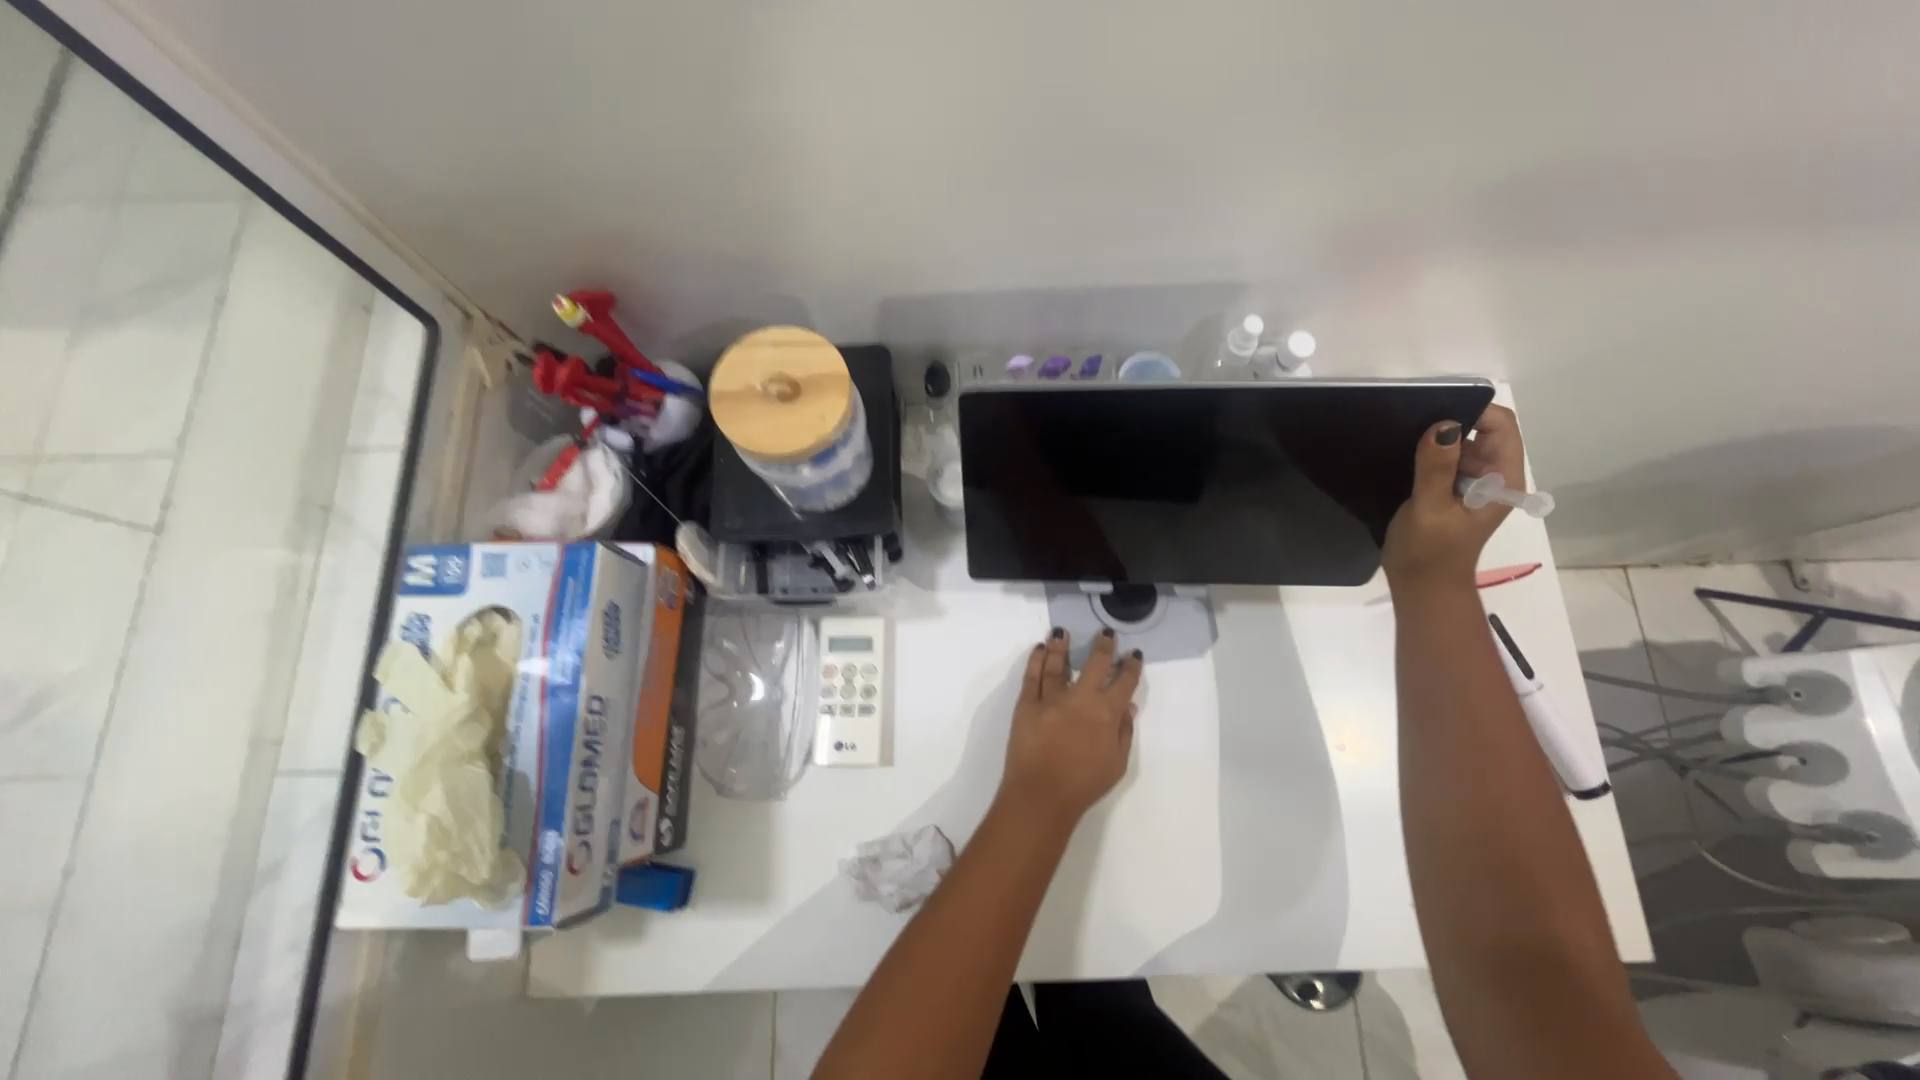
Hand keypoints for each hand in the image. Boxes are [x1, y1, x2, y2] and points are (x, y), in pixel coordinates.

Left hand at [998, 628, 1142, 829]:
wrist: (1042, 794)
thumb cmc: (1084, 784)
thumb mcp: (1118, 763)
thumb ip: (1124, 732)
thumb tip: (1128, 706)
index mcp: (1107, 713)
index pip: (1124, 682)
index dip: (1130, 667)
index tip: (1133, 655)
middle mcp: (1081, 698)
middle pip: (1094, 664)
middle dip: (1103, 646)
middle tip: (1105, 633)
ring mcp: (1051, 699)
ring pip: (1058, 664)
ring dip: (1062, 646)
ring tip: (1062, 632)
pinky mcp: (1027, 704)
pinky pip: (1032, 676)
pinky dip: (1036, 660)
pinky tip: (1039, 650)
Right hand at [1382, 404, 1528, 591]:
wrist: (1421, 588)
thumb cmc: (1429, 552)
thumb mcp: (1429, 508)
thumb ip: (1437, 467)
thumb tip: (1444, 424)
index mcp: (1501, 481)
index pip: (1502, 427)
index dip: (1476, 410)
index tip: (1436, 407)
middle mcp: (1494, 478)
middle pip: (1484, 432)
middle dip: (1454, 421)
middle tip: (1414, 420)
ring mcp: (1474, 486)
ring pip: (1463, 445)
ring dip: (1440, 438)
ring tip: (1405, 435)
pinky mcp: (1453, 492)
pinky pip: (1448, 461)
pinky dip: (1431, 454)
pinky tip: (1406, 454)